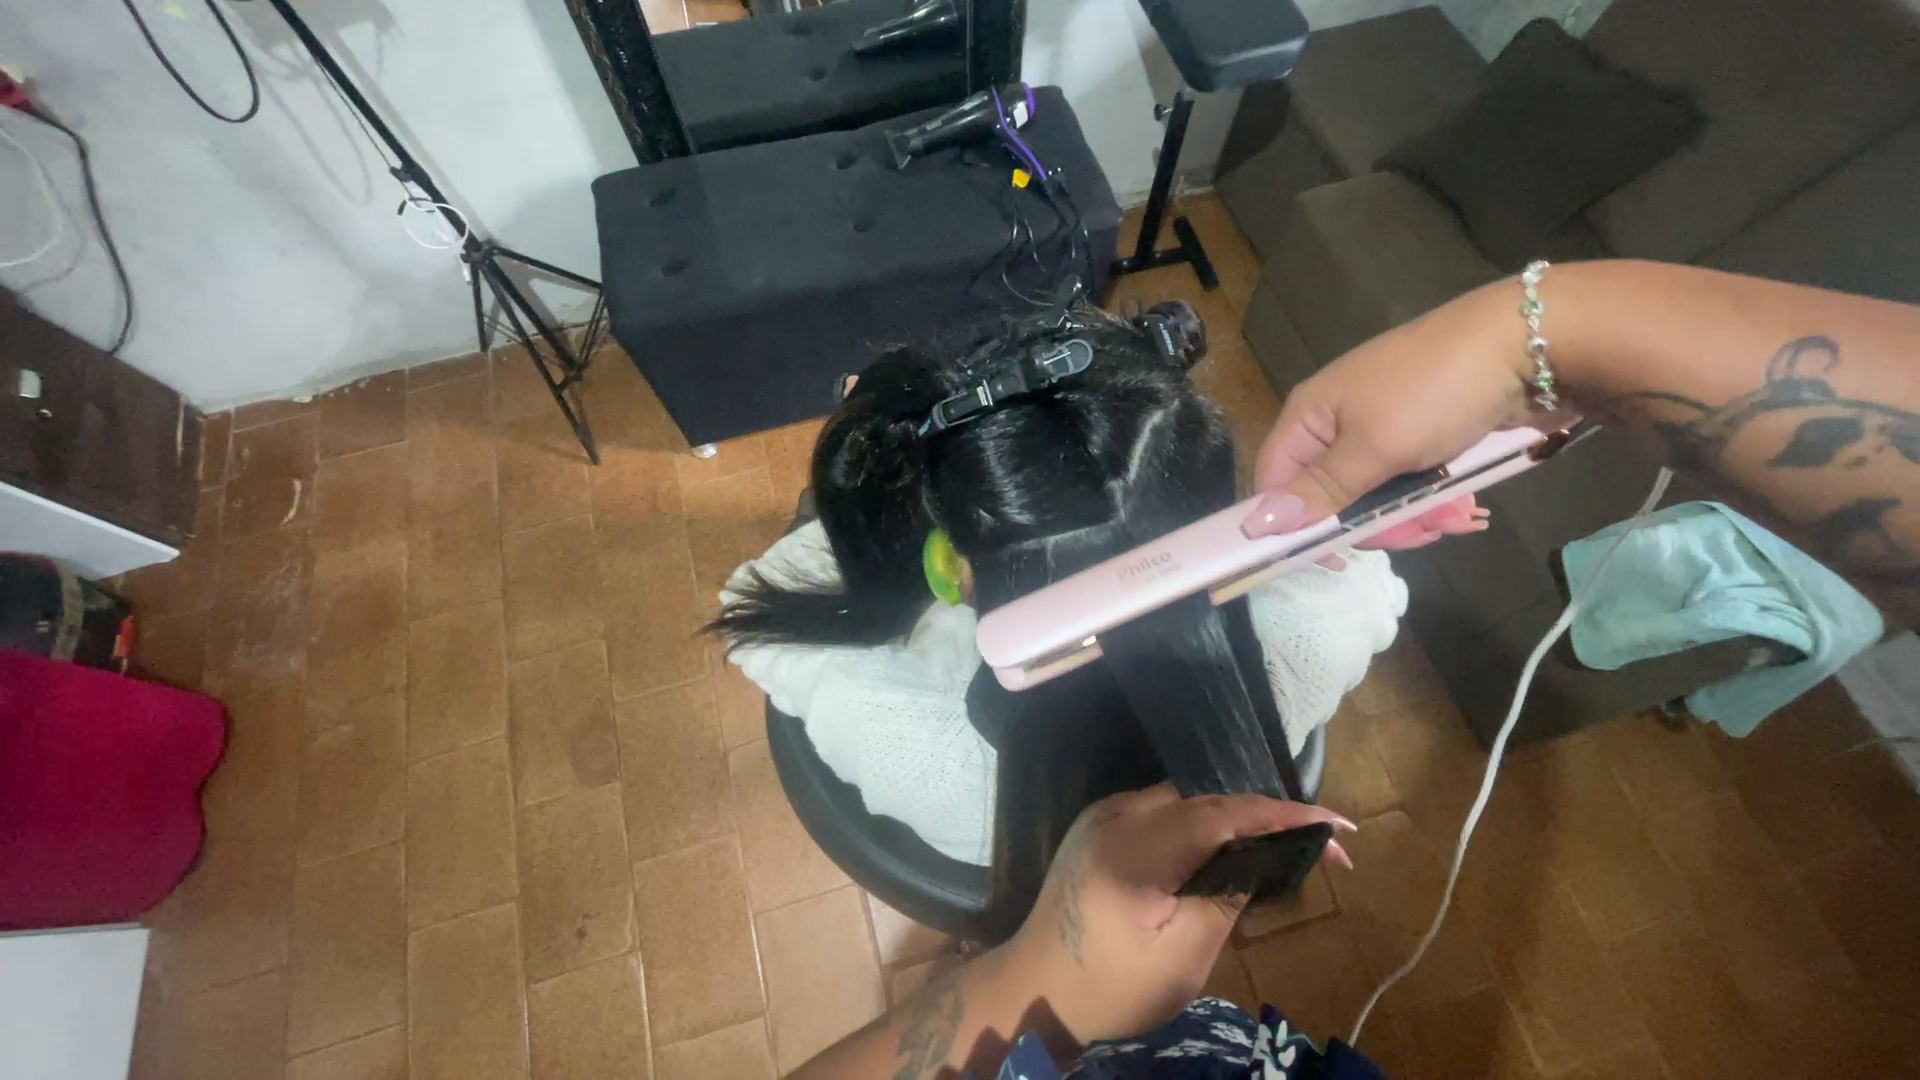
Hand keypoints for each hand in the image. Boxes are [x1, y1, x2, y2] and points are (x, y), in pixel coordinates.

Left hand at [1004, 784, 1354, 1044]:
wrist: (1036, 983)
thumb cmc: (1112, 986)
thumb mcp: (1181, 959)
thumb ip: (1225, 898)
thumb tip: (1262, 856)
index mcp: (1134, 851)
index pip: (1220, 814)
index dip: (1280, 813)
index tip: (1337, 825)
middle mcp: (1116, 816)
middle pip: (1203, 799)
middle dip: (1264, 814)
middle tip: (1319, 840)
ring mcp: (1103, 814)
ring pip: (1183, 799)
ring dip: (1233, 815)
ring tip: (1283, 839)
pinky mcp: (1098, 822)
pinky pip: (1160, 809)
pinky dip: (1199, 820)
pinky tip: (1227, 842)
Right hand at [1244, 279, 1537, 537]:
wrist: (1530, 341)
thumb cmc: (1435, 392)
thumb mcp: (1373, 448)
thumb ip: (1319, 491)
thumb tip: (1258, 525)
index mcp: (1309, 416)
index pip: (1274, 480)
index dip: (1290, 523)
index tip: (1329, 558)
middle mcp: (1334, 423)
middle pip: (1326, 494)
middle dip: (1368, 522)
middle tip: (1416, 536)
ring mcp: (1378, 427)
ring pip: (1370, 494)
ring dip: (1408, 516)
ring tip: (1455, 520)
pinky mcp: (1417, 434)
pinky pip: (1405, 482)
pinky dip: (1429, 500)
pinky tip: (1461, 508)